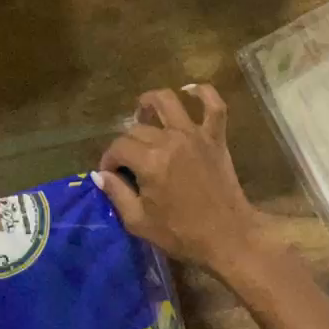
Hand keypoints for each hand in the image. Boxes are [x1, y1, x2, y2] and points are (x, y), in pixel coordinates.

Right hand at [94, 86, 272, 280]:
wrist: (228, 237)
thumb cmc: (182, 234)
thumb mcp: (139, 222)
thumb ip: (117, 193)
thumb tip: (99, 175)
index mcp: (150, 162)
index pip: (118, 147)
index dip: (109, 160)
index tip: (110, 174)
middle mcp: (171, 140)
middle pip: (138, 128)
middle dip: (126, 142)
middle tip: (127, 161)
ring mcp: (196, 135)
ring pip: (169, 102)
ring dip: (151, 101)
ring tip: (143, 109)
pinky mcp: (216, 138)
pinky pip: (214, 106)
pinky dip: (203, 93)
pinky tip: (190, 91)